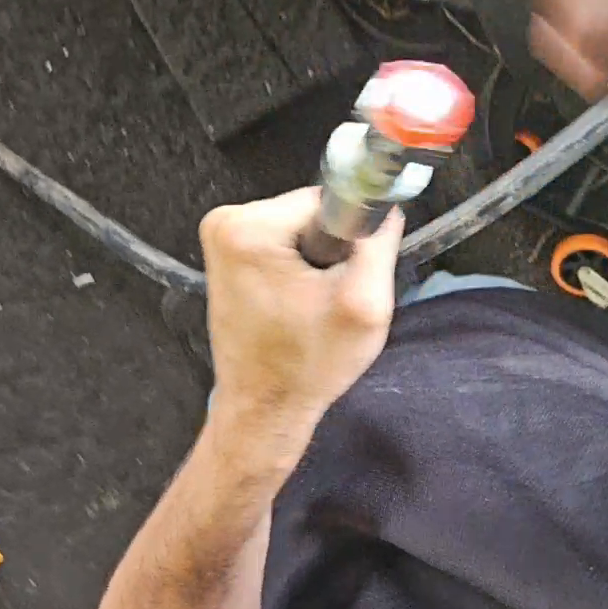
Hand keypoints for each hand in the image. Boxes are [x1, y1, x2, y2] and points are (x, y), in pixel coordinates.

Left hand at [199, 188, 401, 467]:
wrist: (264, 407)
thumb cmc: (307, 365)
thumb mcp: (364, 306)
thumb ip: (379, 245)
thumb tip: (386, 205)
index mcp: (249, 228)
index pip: (327, 201)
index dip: (349, 238)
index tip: (342, 278)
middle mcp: (225, 223)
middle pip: (311, 211)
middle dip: (330, 250)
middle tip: (327, 297)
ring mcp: (221, 238)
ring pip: (299, 227)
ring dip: (315, 261)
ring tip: (309, 305)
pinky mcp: (227, 255)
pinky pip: (282, 242)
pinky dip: (297, 269)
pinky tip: (294, 304)